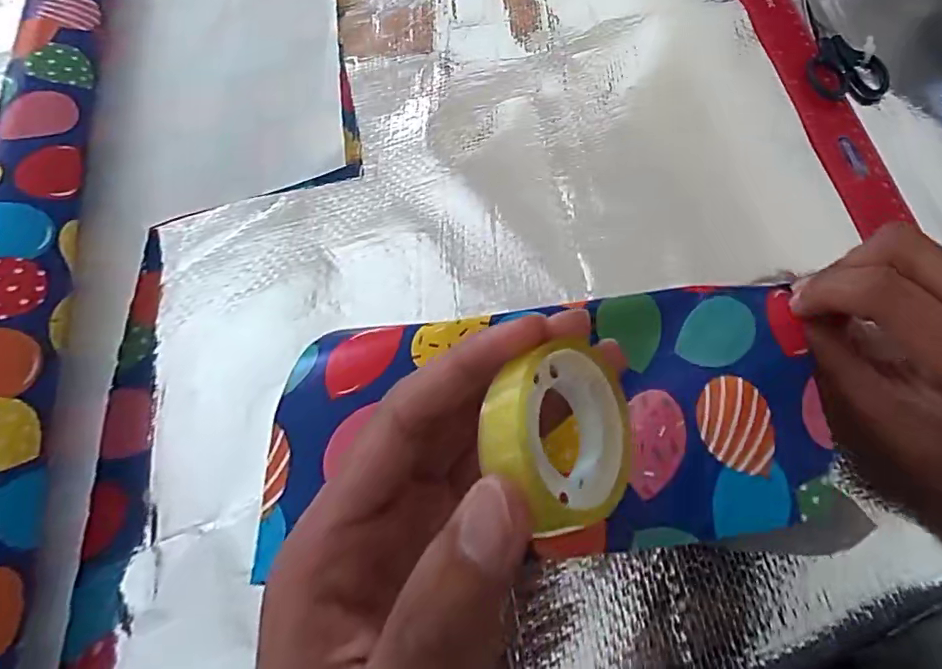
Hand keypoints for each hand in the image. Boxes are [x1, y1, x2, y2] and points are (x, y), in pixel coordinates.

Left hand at [258, 310, 621, 668]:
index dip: (471, 365)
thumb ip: (439, 609)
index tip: (538, 332)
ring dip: (544, 402)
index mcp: (339, 537)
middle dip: (518, 368)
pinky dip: (553, 458)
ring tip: (602, 368)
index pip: (406, 420)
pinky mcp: (464, 560)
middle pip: (452, 420)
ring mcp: (426, 539)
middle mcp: (383, 519)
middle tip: (584, 335)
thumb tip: (504, 492)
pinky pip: (511, 490)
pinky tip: (591, 438)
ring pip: (486, 446)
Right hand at [793, 224, 941, 668]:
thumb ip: (843, 369)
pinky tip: (880, 304)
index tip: (797, 305)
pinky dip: (893, 271)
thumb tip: (802, 313)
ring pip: (920, 246)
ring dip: (869, 264)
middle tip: (817, 299)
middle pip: (908, 250)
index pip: (896, 297)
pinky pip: (936, 260)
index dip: (835, 289)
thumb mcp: (891, 437)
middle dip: (848, 266)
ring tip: (844, 301)